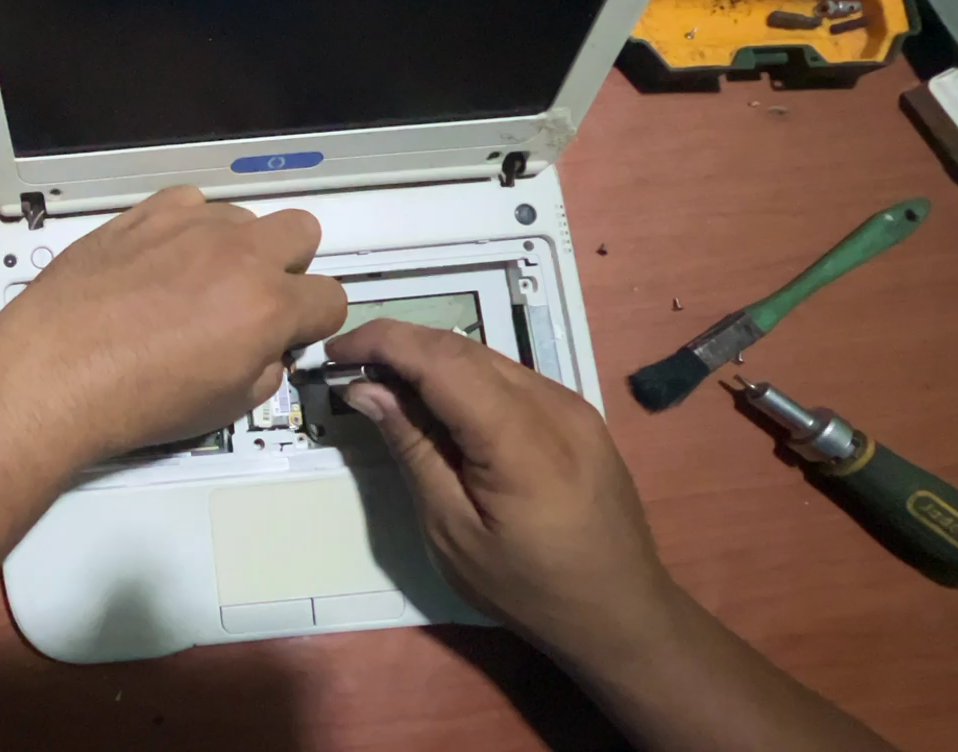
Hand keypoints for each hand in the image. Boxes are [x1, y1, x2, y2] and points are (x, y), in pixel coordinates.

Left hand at [0, 187, 345, 461]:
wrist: (54, 371)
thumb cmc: (139, 402)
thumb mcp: (225, 407)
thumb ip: (267, 367)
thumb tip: (267, 346)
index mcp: (269, 305)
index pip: (332, 297)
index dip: (313, 322)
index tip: (287, 335)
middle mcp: (238, 252)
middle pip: (303, 230)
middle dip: (288, 265)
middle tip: (249, 299)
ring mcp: (188, 224)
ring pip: (243, 216)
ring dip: (233, 247)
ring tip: (190, 282)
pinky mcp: (143, 212)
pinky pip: (188, 202)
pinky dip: (185, 228)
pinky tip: (156, 259)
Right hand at [329, 320, 679, 666]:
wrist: (623, 615)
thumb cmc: (528, 587)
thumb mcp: (451, 530)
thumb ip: (411, 448)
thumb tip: (365, 388)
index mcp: (522, 442)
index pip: (442, 361)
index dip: (383, 343)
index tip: (334, 353)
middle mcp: (552, 405)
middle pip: (458, 347)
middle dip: (395, 343)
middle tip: (346, 365)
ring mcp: (568, 403)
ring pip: (479, 353)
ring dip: (422, 355)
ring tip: (379, 379)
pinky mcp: (572, 409)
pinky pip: (500, 372)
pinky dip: (453, 372)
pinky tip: (430, 397)